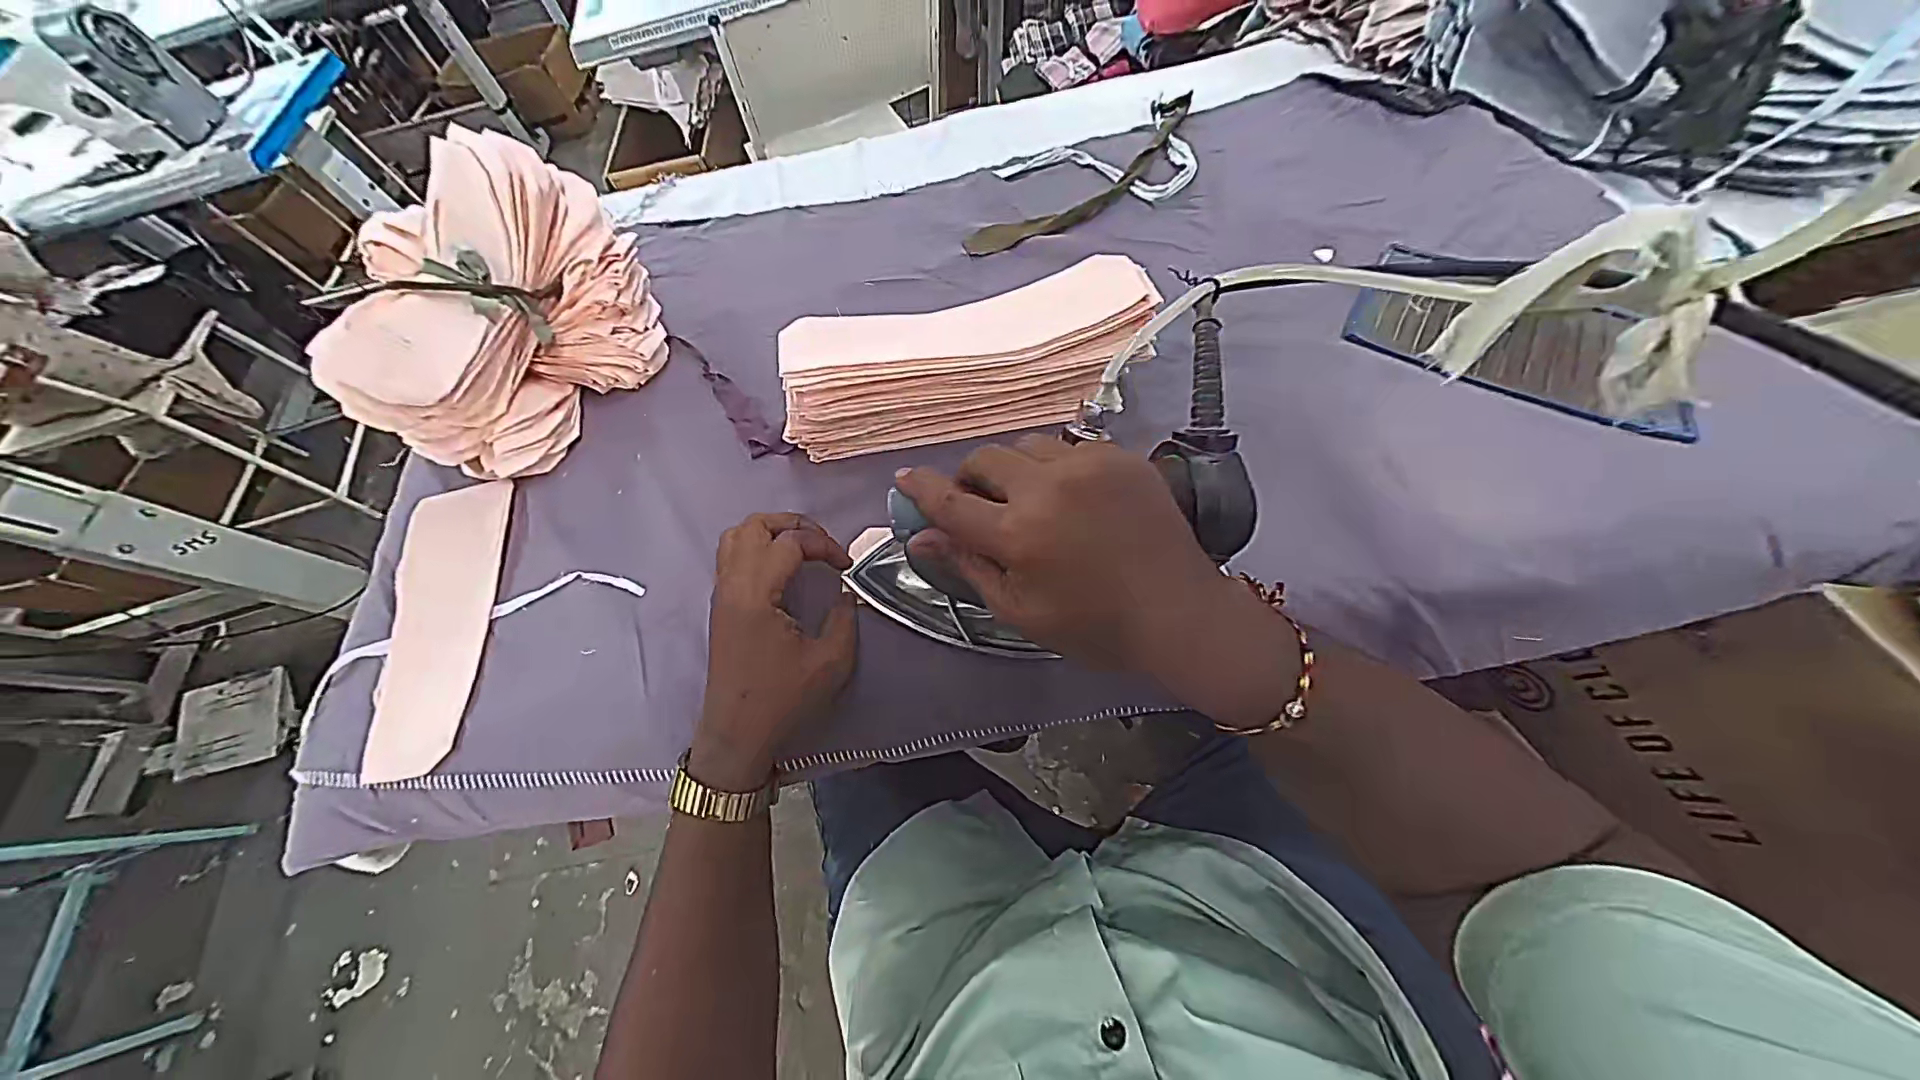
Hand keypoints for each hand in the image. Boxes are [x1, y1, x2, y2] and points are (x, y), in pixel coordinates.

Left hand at [692, 513, 857, 789]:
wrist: (736, 734)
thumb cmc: (782, 700)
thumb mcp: (830, 661)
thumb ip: (844, 618)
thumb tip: (845, 592)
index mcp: (755, 594)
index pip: (789, 542)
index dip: (824, 544)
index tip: (846, 566)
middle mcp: (731, 585)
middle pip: (754, 526)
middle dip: (794, 525)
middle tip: (824, 545)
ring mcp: (721, 594)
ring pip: (737, 536)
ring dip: (772, 532)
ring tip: (803, 549)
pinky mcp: (721, 606)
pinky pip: (732, 556)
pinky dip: (759, 548)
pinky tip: (784, 569)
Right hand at [897, 436, 1301, 729]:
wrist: (1179, 612)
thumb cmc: (1095, 626)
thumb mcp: (1021, 610)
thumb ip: (968, 566)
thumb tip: (920, 538)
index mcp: (1019, 534)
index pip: (951, 502)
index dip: (922, 489)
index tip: (906, 479)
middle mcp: (1048, 488)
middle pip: (985, 459)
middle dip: (969, 478)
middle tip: (977, 504)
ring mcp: (1088, 466)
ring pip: (1026, 446)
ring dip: (1012, 469)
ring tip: (1026, 499)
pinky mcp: (1120, 458)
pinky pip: (1069, 447)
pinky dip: (1055, 467)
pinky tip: (1070, 496)